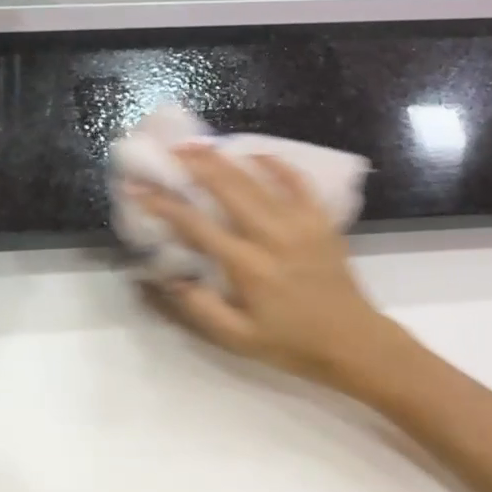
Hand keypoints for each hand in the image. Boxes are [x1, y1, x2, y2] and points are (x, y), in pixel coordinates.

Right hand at [129, 146, 412, 393]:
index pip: (196, 226)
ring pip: (258, 180)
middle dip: (195, 167)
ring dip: (226, 160)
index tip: (139, 189)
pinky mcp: (321, 221)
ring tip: (200, 146)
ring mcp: (301, 224)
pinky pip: (297, 182)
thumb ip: (199, 307)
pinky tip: (255, 155)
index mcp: (248, 267)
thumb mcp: (236, 338)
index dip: (164, 205)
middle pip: (227, 189)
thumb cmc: (289, 344)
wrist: (352, 341)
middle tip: (169, 150)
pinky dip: (275, 165)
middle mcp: (272, 236)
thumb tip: (166, 278)